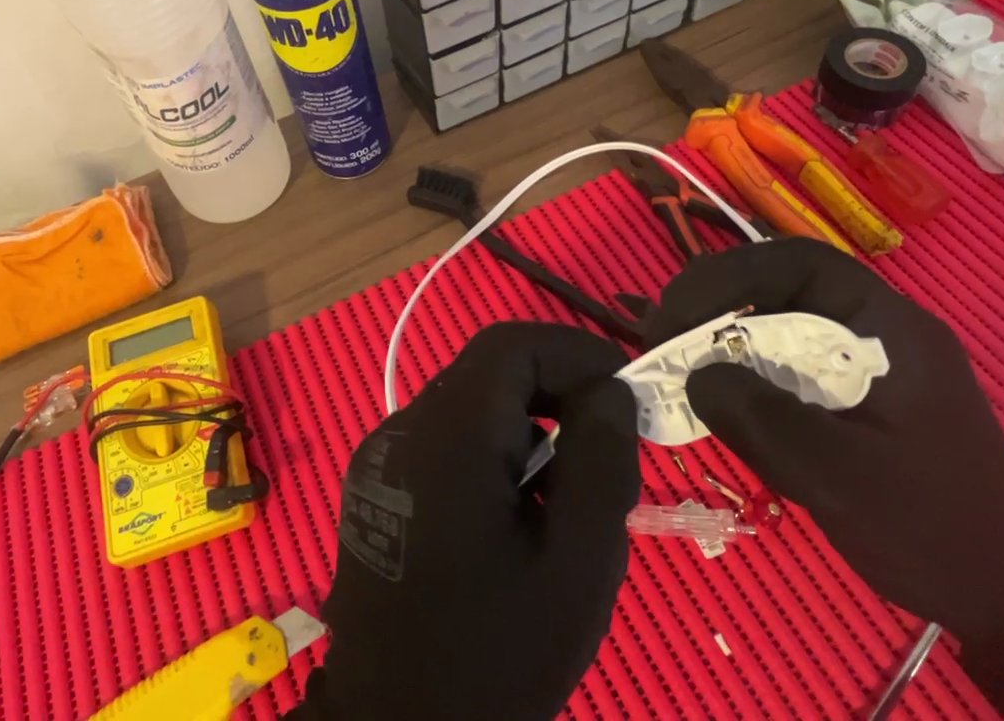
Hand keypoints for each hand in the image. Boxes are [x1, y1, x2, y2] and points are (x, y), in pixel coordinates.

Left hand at [291, 323, 639, 720]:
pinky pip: (448, 439)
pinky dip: (495, 451)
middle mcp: (403, 431)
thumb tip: (609, 392)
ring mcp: (383, 456)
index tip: (625, 396)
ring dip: (528, 426)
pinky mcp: (378, 484)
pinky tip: (517, 514)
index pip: (512, 345)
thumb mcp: (577, 565)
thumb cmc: (494, 658)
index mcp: (447, 439)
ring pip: (471, 404)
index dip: (575, 353)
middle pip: (489, 370)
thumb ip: (600, 463)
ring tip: (566, 494)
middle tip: (608, 444)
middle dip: (558, 390)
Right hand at [651, 238, 1003, 632]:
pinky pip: (788, 363)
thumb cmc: (929, 530)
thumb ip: (761, 418)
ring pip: (780, 324)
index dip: (727, 276)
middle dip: (716, 303)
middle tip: (661, 337)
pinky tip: (713, 391)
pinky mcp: (854, 396)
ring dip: (724, 336)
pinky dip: (744, 370)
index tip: (673, 311)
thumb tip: (694, 374)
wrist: (1003, 595)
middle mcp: (878, 329)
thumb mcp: (837, 475)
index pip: (799, 264)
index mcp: (890, 328)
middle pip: (784, 288)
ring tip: (674, 360)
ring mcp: (867, 362)